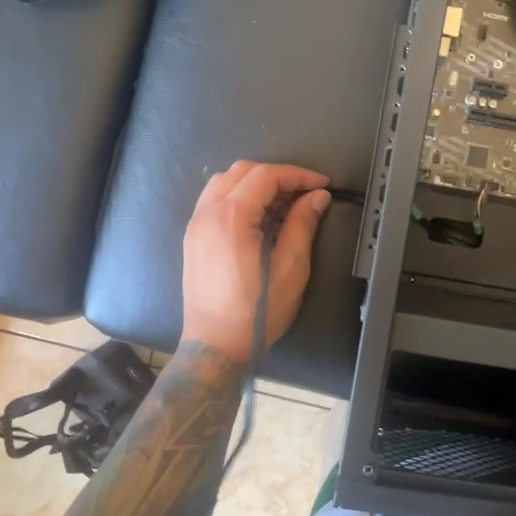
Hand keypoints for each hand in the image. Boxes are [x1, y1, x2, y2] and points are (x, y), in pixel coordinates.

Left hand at [180, 161, 330, 361]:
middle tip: (305, 194)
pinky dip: (239, 197)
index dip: (298, 175)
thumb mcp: (290, 268)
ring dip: (256, 184)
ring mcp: (195, 225)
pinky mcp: (193, 238)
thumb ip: (303, 224)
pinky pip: (215, 201)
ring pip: (225, 182)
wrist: (215, 344)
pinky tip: (259, 218)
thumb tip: (317, 197)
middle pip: (243, 171)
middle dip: (277, 176)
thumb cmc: (257, 311)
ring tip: (283, 205)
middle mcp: (207, 213)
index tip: (322, 185)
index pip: (266, 176)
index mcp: (231, 217)